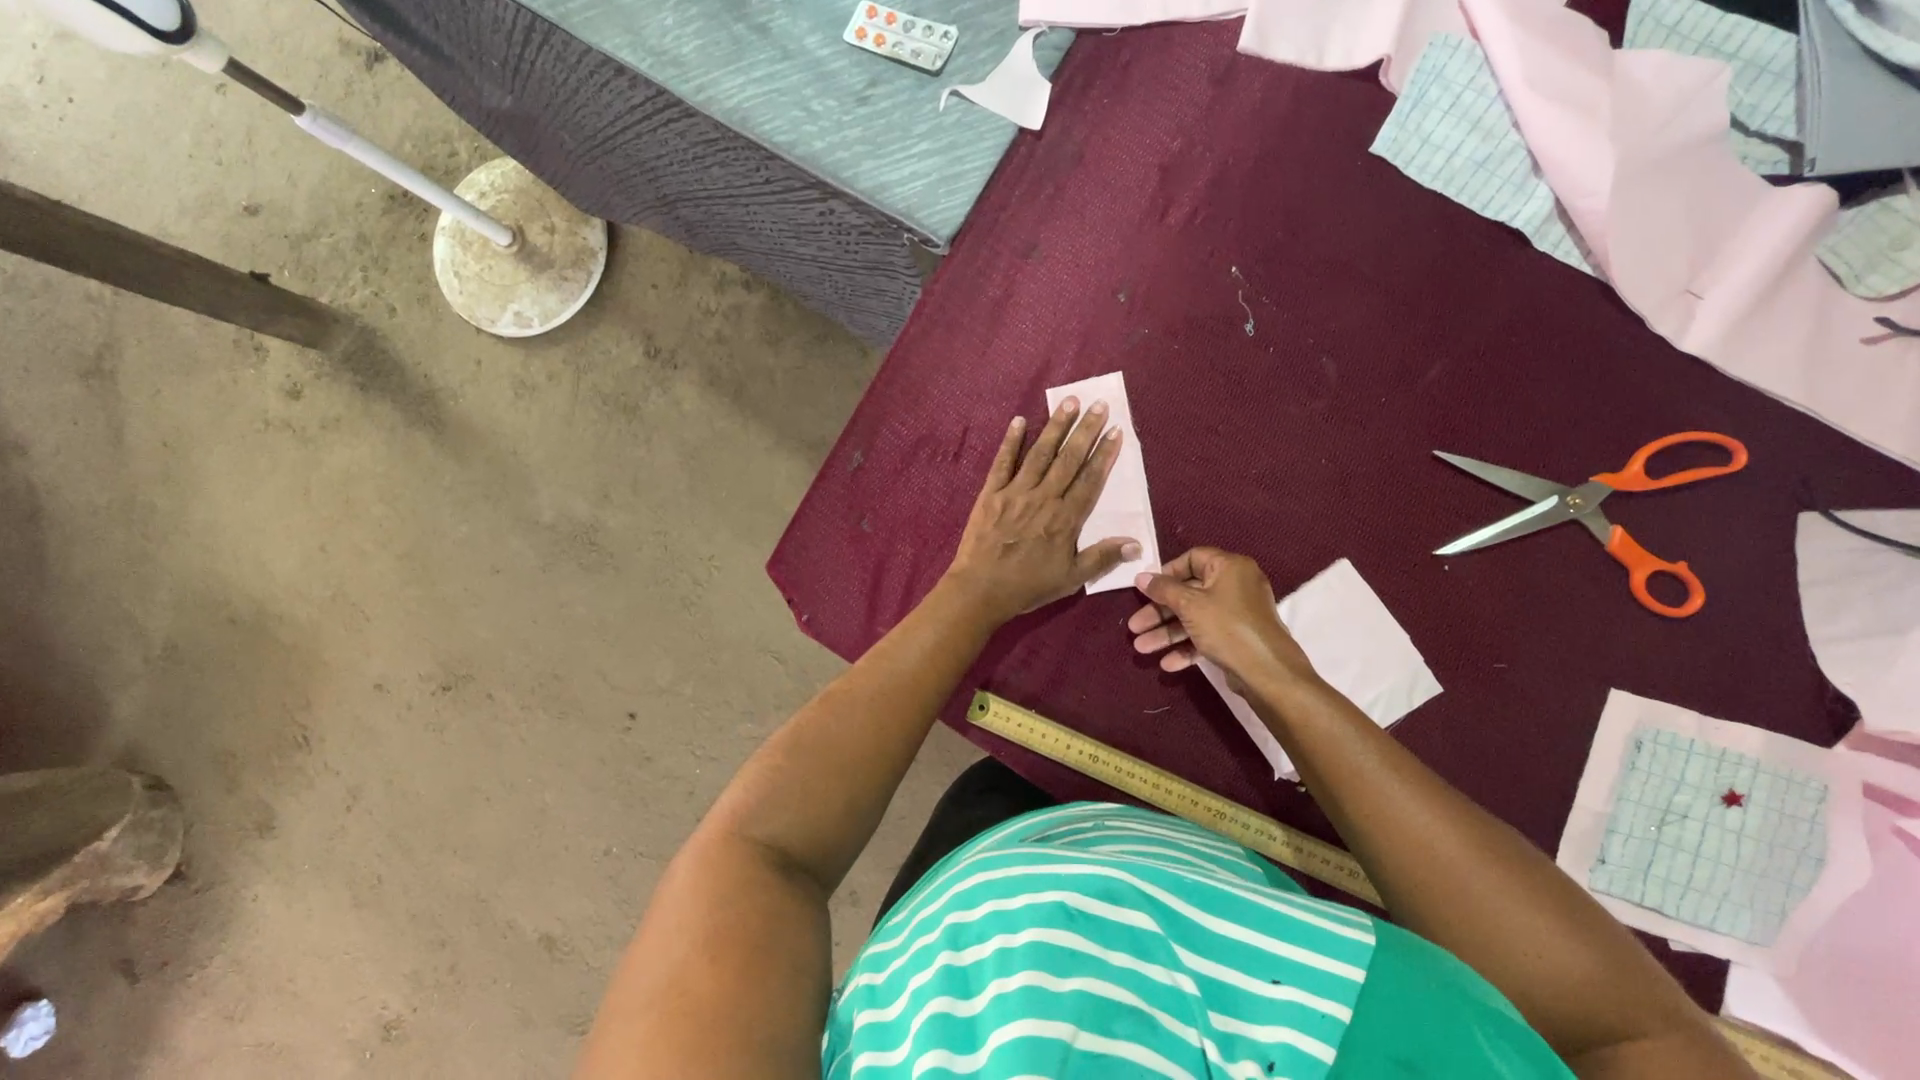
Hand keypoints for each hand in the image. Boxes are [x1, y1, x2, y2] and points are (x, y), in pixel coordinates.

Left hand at [944, 397, 1137, 622]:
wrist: (980, 590)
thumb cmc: (1028, 587)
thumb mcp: (1071, 579)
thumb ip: (1102, 557)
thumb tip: (1136, 544)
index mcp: (1065, 519)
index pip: (1089, 480)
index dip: (1103, 454)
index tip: (1115, 431)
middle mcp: (1043, 498)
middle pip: (1068, 459)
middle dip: (1085, 430)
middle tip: (1098, 405)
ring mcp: (1015, 493)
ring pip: (1040, 454)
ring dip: (1055, 427)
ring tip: (1069, 403)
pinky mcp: (991, 494)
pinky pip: (1002, 462)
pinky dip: (1011, 441)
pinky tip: (1019, 421)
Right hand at [1129, 548, 1315, 693]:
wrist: (1267, 672)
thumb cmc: (1227, 627)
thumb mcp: (1190, 605)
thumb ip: (1163, 590)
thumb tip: (1141, 577)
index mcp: (1229, 568)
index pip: (1193, 558)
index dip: (1167, 572)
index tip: (1146, 588)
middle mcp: (1234, 586)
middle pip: (1188, 593)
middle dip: (1159, 612)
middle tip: (1135, 627)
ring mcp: (1236, 614)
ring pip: (1194, 618)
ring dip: (1167, 633)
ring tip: (1141, 648)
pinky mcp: (1235, 638)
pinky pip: (1205, 636)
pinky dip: (1187, 647)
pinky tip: (1167, 663)